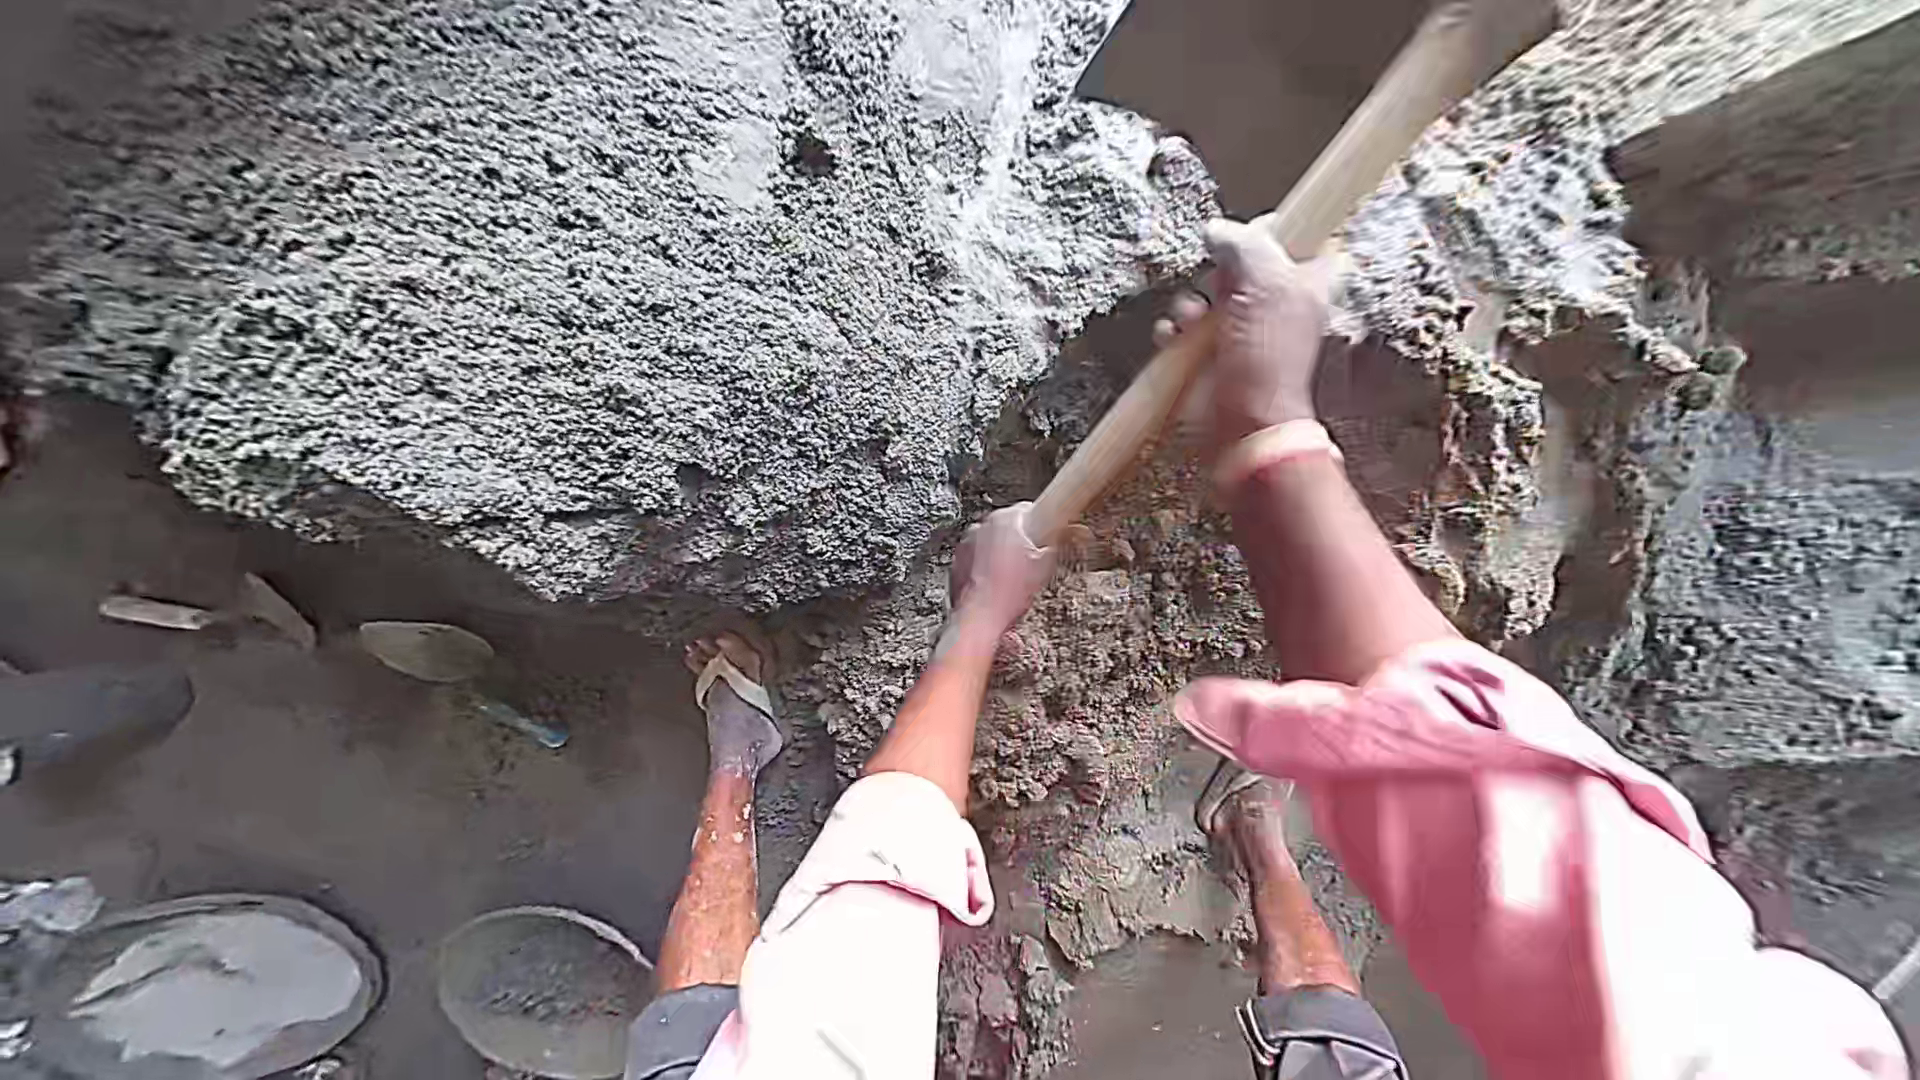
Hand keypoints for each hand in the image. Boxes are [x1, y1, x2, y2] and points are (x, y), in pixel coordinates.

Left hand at [950, 503, 1056, 632]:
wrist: (979, 616)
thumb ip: (1062, 542)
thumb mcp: (1047, 565)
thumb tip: (1079, 532)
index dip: (1039, 525)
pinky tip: (995, 584)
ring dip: (1001, 553)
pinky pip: (976, 558)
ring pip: (990, 542)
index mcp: (1005, 520)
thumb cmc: (1010, 591)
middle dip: (1019, 541)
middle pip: (1007, 527)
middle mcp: (982, 526)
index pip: (1026, 510)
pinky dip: (984, 567)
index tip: (1045, 536)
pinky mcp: (957, 561)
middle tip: (1031, 563)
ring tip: (1013, 577)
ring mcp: (967, 543)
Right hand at [1154, 218, 1338, 445]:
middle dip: (1221, 271)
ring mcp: (1236, 332)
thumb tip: (1218, 230)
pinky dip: (1172, 333)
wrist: (1241, 421)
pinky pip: (1179, 331)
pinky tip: (1177, 338)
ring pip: (1205, 297)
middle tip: (1222, 283)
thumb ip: (1246, 246)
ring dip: (1191, 305)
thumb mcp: (1267, 283)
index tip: (1256, 233)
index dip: (1275, 233)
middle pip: (1240, 266)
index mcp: (1305, 284)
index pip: (1299, 241)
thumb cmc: (1267, 359)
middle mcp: (1271, 306)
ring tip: (1194, 319)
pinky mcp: (1206, 356)